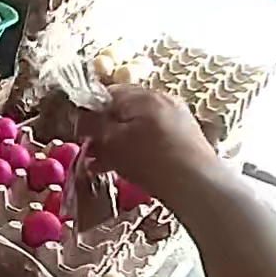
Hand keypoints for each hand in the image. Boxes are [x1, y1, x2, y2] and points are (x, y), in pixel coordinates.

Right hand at [89, 84, 231, 208]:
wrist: (195, 182)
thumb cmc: (147, 158)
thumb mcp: (111, 141)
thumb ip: (93, 125)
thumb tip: (81, 116)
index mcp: (143, 96)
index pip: (107, 93)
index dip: (88, 112)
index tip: (80, 132)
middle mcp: (162, 100)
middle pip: (123, 111)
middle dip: (103, 130)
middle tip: (89, 151)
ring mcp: (176, 117)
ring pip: (135, 126)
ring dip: (116, 142)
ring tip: (101, 164)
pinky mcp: (183, 136)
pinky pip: (150, 137)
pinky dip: (134, 148)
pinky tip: (124, 166)